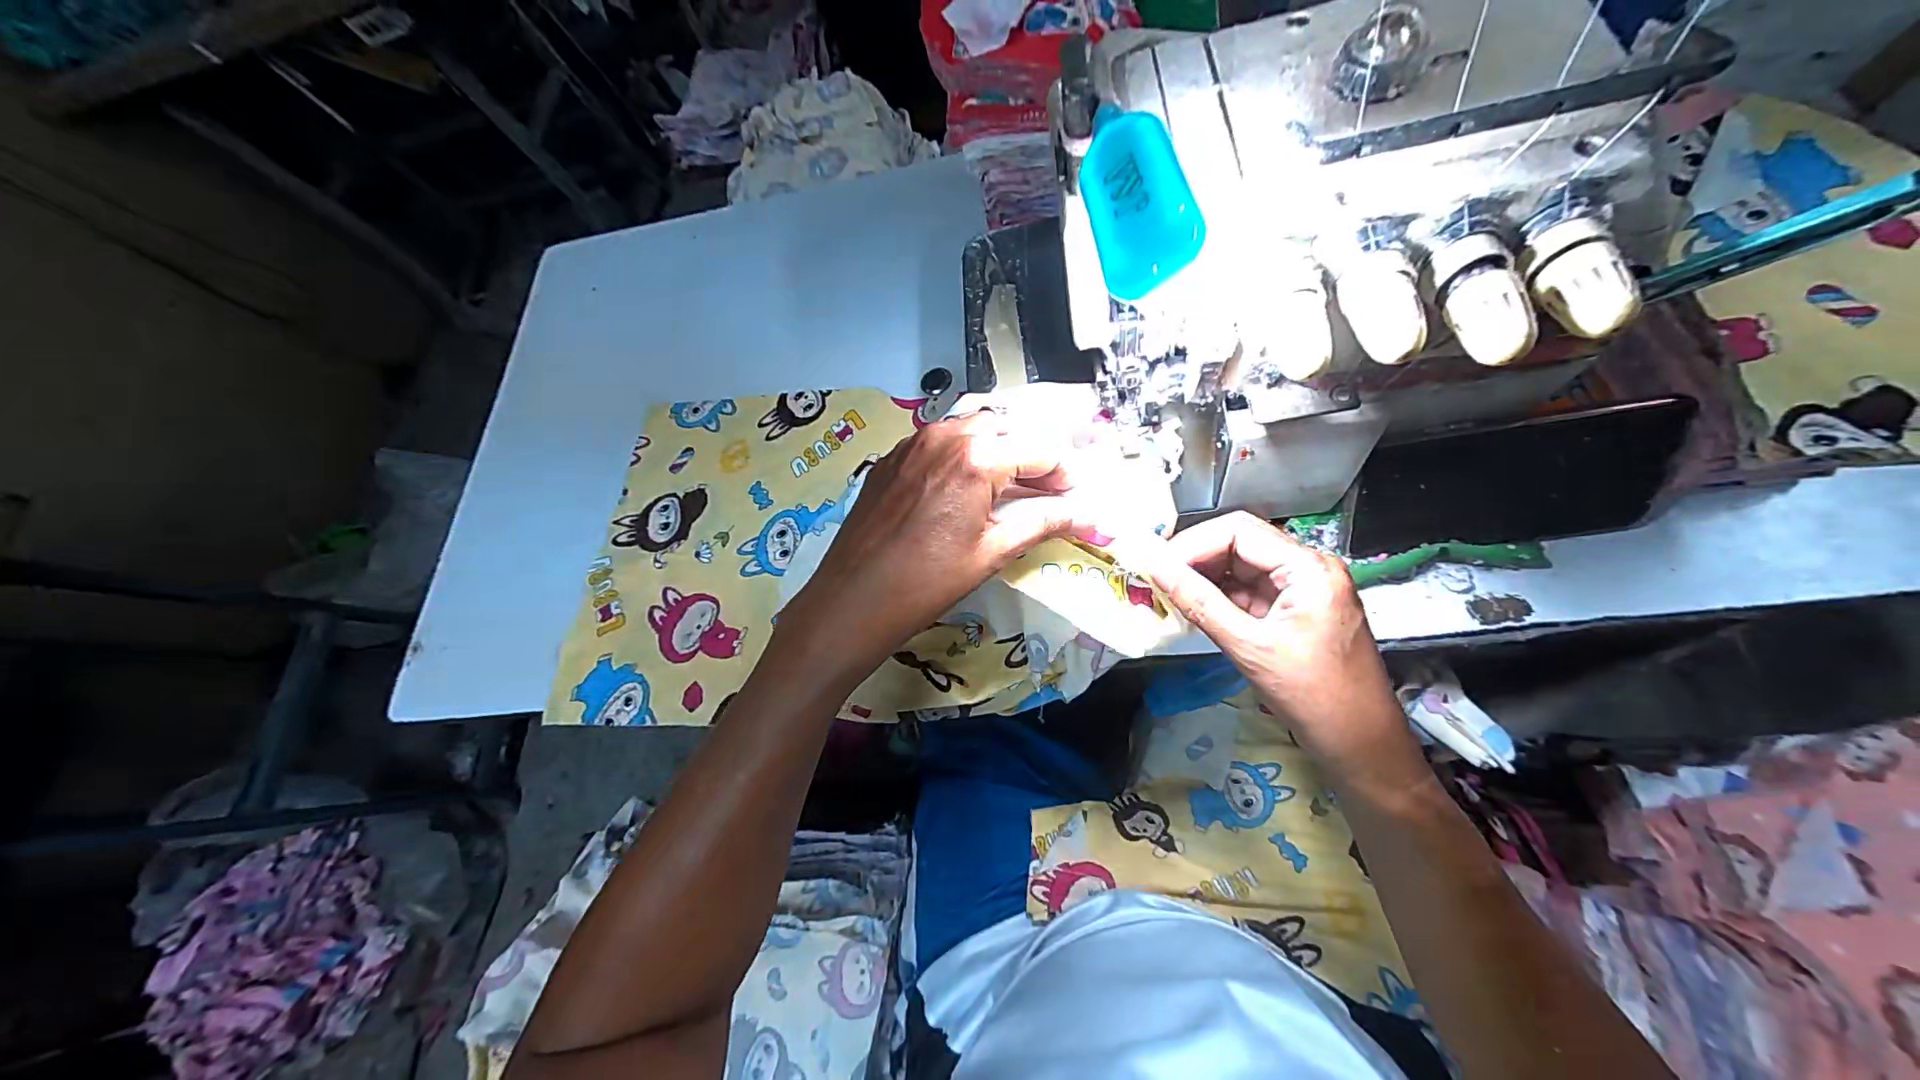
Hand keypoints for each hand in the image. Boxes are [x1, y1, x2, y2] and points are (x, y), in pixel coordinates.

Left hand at [775, 408, 1092, 677]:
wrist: (854, 598)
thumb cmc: (926, 581)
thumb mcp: (991, 553)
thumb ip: (1041, 524)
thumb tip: (1085, 517)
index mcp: (976, 457)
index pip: (1037, 451)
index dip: (1061, 473)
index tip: (1071, 494)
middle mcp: (944, 437)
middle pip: (1004, 429)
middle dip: (1029, 456)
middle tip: (1042, 491)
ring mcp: (912, 444)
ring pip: (969, 430)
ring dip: (995, 450)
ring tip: (1005, 489)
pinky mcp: (892, 458)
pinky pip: (937, 443)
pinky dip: (960, 456)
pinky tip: (964, 489)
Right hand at [1134, 512, 1420, 779]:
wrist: (1362, 745)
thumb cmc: (1315, 697)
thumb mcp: (1248, 647)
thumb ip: (1198, 601)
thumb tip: (1155, 567)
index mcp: (1308, 568)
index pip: (1238, 531)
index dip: (1192, 544)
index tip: (1156, 566)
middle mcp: (1308, 569)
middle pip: (1239, 544)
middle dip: (1194, 560)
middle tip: (1155, 581)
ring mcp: (1303, 590)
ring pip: (1240, 568)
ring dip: (1203, 579)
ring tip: (1167, 595)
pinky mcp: (1294, 611)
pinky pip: (1249, 592)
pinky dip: (1219, 598)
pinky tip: (1192, 609)